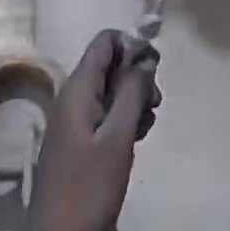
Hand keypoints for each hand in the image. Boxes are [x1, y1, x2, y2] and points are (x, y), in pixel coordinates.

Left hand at [22, 30, 160, 230]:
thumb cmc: (88, 188)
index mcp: (77, 90)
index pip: (105, 42)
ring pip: (114, 91)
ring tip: (148, 124)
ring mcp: (77, 123)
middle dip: (138, 76)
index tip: (153, 68)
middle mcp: (75, 100)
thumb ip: (133, 90)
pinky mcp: (83, 145)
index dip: (132, 46)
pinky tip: (139, 137)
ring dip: (136, 99)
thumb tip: (146, 54)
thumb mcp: (118, 136)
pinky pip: (109, 115)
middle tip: (154, 102)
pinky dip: (127, 119)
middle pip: (111, 65)